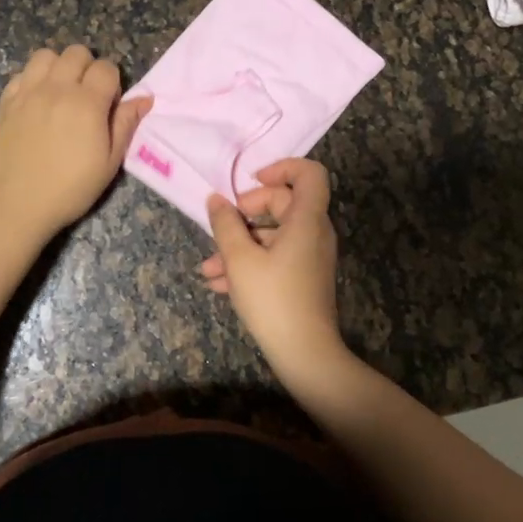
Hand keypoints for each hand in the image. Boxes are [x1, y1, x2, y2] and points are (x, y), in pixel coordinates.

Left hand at [0, 45, 149, 243]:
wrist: (18, 204)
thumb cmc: (71, 188)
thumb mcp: (110, 162)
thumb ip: (126, 124)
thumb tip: (145, 98)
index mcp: (87, 102)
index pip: (107, 67)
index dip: (112, 83)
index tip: (108, 106)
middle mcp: (57, 88)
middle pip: (77, 53)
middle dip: (88, 68)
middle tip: (87, 96)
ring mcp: (28, 92)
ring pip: (46, 55)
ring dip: (58, 67)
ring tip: (60, 91)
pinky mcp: (6, 101)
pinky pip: (22, 73)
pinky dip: (33, 79)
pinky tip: (37, 101)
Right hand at [202, 158, 344, 368]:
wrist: (305, 354)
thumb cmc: (273, 299)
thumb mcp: (239, 260)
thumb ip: (226, 225)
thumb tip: (216, 200)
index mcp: (307, 219)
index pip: (309, 173)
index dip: (282, 167)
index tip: (252, 181)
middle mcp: (314, 232)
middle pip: (284, 203)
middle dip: (246, 213)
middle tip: (223, 224)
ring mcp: (310, 256)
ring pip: (273, 235)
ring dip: (240, 245)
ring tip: (208, 268)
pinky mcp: (304, 278)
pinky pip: (277, 257)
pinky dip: (251, 263)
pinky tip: (220, 285)